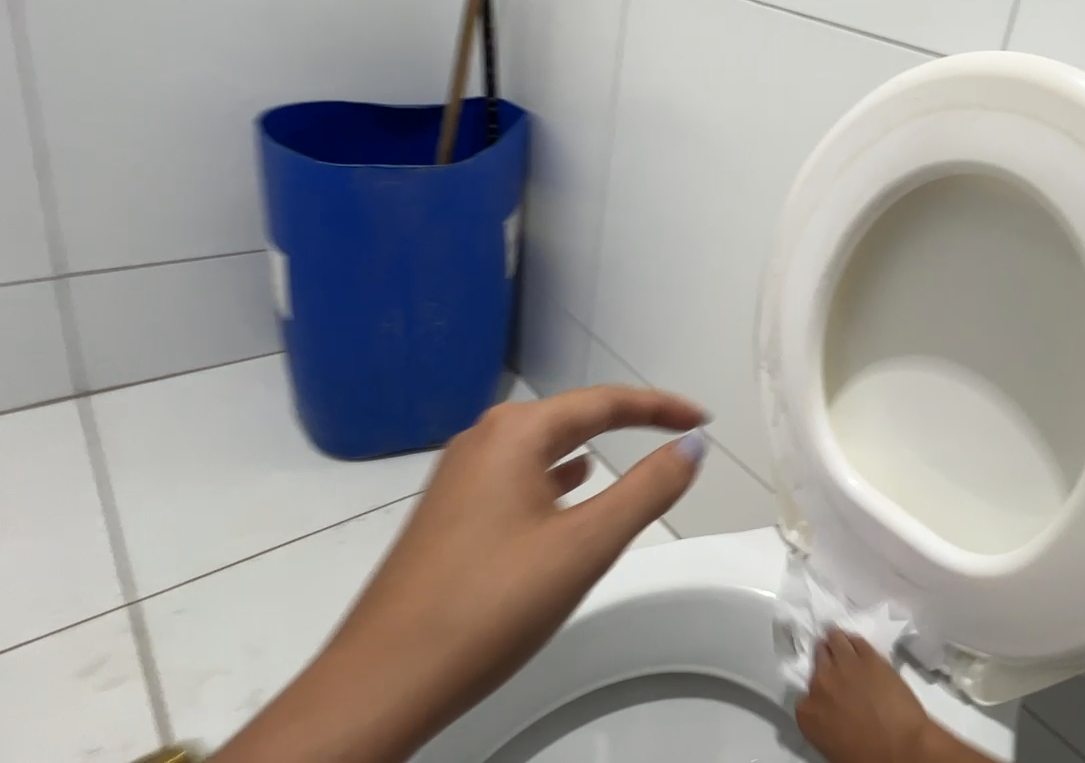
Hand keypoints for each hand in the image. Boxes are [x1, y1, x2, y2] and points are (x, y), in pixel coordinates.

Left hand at [213, 384, 705, 762]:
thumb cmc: (492, 604)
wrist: (381, 681)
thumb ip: (647, 490)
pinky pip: (518, 475)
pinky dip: (557, 474)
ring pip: (543, 446)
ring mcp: (460, 476)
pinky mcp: (449, 513)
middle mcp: (484, 439)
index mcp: (516, 434)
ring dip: (593, 445)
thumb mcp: (586, 545)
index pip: (604, 401)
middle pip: (572, 416)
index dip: (659, 406)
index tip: (703, 417)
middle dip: (627, 420)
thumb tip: (692, 445)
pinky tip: (570, 487)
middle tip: (677, 431)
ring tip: (634, 451)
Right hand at [796, 629, 937, 762]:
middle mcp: (820, 683)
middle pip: (817, 661)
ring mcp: (844, 665)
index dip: (816, 695)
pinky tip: (855, 643)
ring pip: (834, 640)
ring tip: (839, 640)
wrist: (901, 747)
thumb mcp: (833, 745)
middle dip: (824, 661)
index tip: (825, 696)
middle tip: (832, 663)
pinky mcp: (868, 655)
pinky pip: (856, 640)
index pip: (803, 697)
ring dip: (835, 640)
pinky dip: (854, 641)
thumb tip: (830, 712)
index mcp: (808, 713)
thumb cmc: (867, 756)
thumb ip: (823, 722)